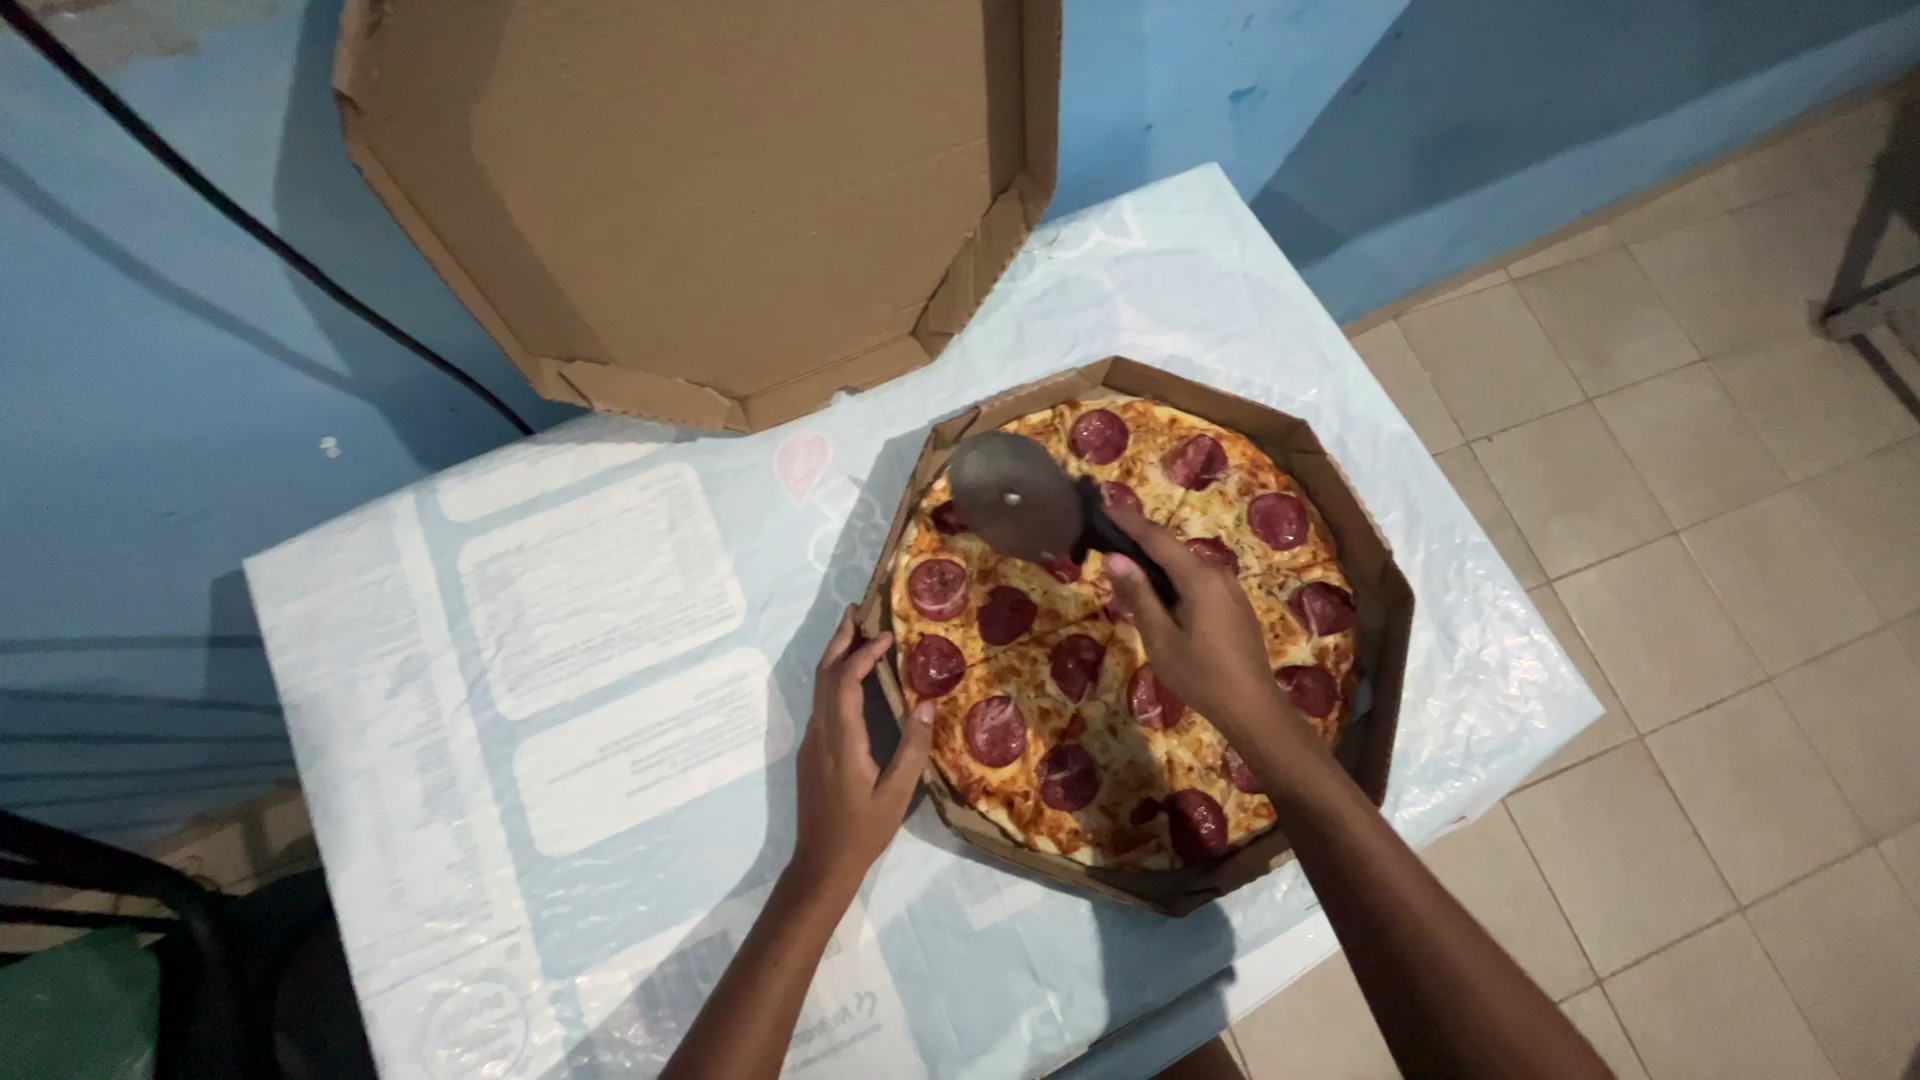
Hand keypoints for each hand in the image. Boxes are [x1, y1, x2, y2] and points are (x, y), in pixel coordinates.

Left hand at [790, 606, 934, 893]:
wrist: (820, 863)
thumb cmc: (863, 831)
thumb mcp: (897, 794)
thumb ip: (912, 749)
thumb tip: (928, 705)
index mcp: (841, 740)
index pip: (845, 682)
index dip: (863, 654)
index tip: (886, 637)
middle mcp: (820, 733)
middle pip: (823, 674)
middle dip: (839, 639)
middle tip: (857, 609)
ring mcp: (812, 741)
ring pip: (818, 686)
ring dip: (835, 655)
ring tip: (856, 631)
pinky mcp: (811, 750)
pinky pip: (821, 701)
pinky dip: (835, 677)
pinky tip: (852, 677)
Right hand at [1102, 507, 1312, 744]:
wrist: (1253, 708)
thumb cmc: (1201, 676)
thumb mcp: (1160, 638)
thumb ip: (1138, 595)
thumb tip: (1113, 557)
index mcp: (1199, 579)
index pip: (1157, 539)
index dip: (1129, 522)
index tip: (1104, 507)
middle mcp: (1218, 574)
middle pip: (1172, 549)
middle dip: (1139, 543)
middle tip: (1105, 542)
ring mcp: (1229, 589)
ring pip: (1184, 567)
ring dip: (1155, 565)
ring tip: (1124, 571)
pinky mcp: (1233, 604)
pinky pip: (1197, 581)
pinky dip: (1172, 581)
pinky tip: (1156, 597)